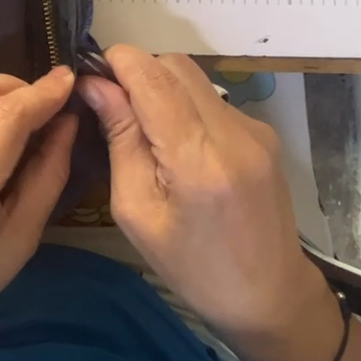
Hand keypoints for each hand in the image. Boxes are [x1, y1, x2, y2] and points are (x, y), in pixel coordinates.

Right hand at [78, 46, 339, 360]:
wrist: (271, 297)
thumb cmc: (192, 266)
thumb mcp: (137, 210)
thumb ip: (119, 139)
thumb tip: (95, 86)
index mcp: (198, 158)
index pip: (151, 75)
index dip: (115, 63)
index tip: (90, 80)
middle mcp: (233, 131)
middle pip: (173, 64)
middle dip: (135, 71)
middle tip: (110, 105)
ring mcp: (254, 128)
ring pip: (192, 76)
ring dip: (158, 86)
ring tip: (140, 127)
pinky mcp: (263, 132)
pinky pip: (210, 98)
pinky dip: (182, 104)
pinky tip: (175, 143)